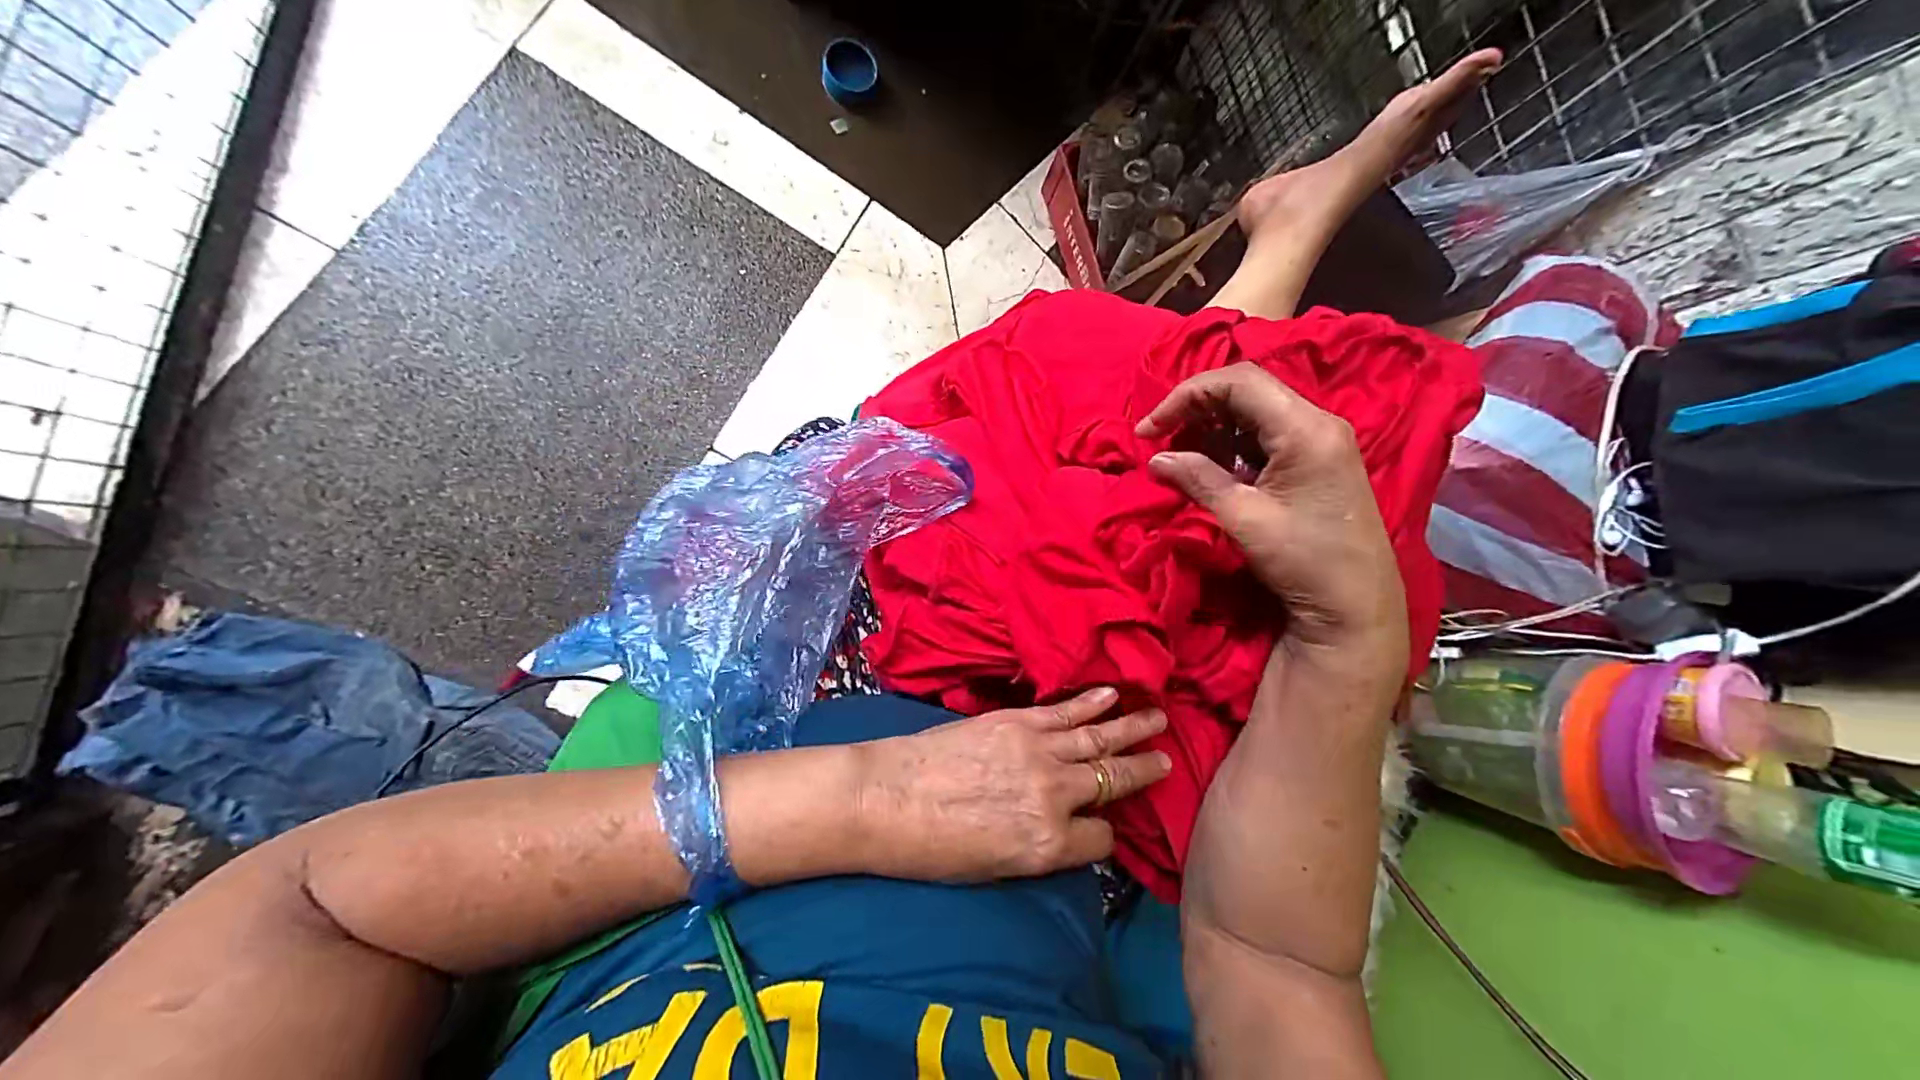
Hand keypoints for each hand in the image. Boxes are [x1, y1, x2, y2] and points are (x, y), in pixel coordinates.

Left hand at [849, 687, 1171, 882]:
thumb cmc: (930, 849)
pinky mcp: (1017, 720)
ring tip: (1158, 720)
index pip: (1101, 840)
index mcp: (1049, 846)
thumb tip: (1066, 830)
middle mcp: (1055, 797)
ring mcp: (1038, 753)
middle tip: (1168, 761)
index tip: (1099, 829)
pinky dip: (1092, 703)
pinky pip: (1065, 712)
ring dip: (1132, 728)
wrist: (883, 798)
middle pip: (1111, 781)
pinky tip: (1113, 695)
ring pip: (1098, 739)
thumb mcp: (994, 870)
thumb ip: (1040, 849)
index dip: (1102, 835)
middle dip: (1142, 772)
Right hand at [1135, 362, 1407, 675]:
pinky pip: (1264, 437)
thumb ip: (1198, 479)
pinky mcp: (1314, 462)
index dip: (1186, 396)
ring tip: (1177, 457)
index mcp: (1306, 428)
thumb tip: (1156, 460)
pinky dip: (1229, 445)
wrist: (1355, 607)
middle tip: (1159, 441)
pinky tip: (1206, 468)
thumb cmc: (1305, 560)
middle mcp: (1316, 423)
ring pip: (1253, 412)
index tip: (1150, 430)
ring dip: (1209, 427)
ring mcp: (1318, 442)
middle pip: (1245, 390)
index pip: (1238, 381)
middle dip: (1194, 409)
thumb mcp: (1244, 518)